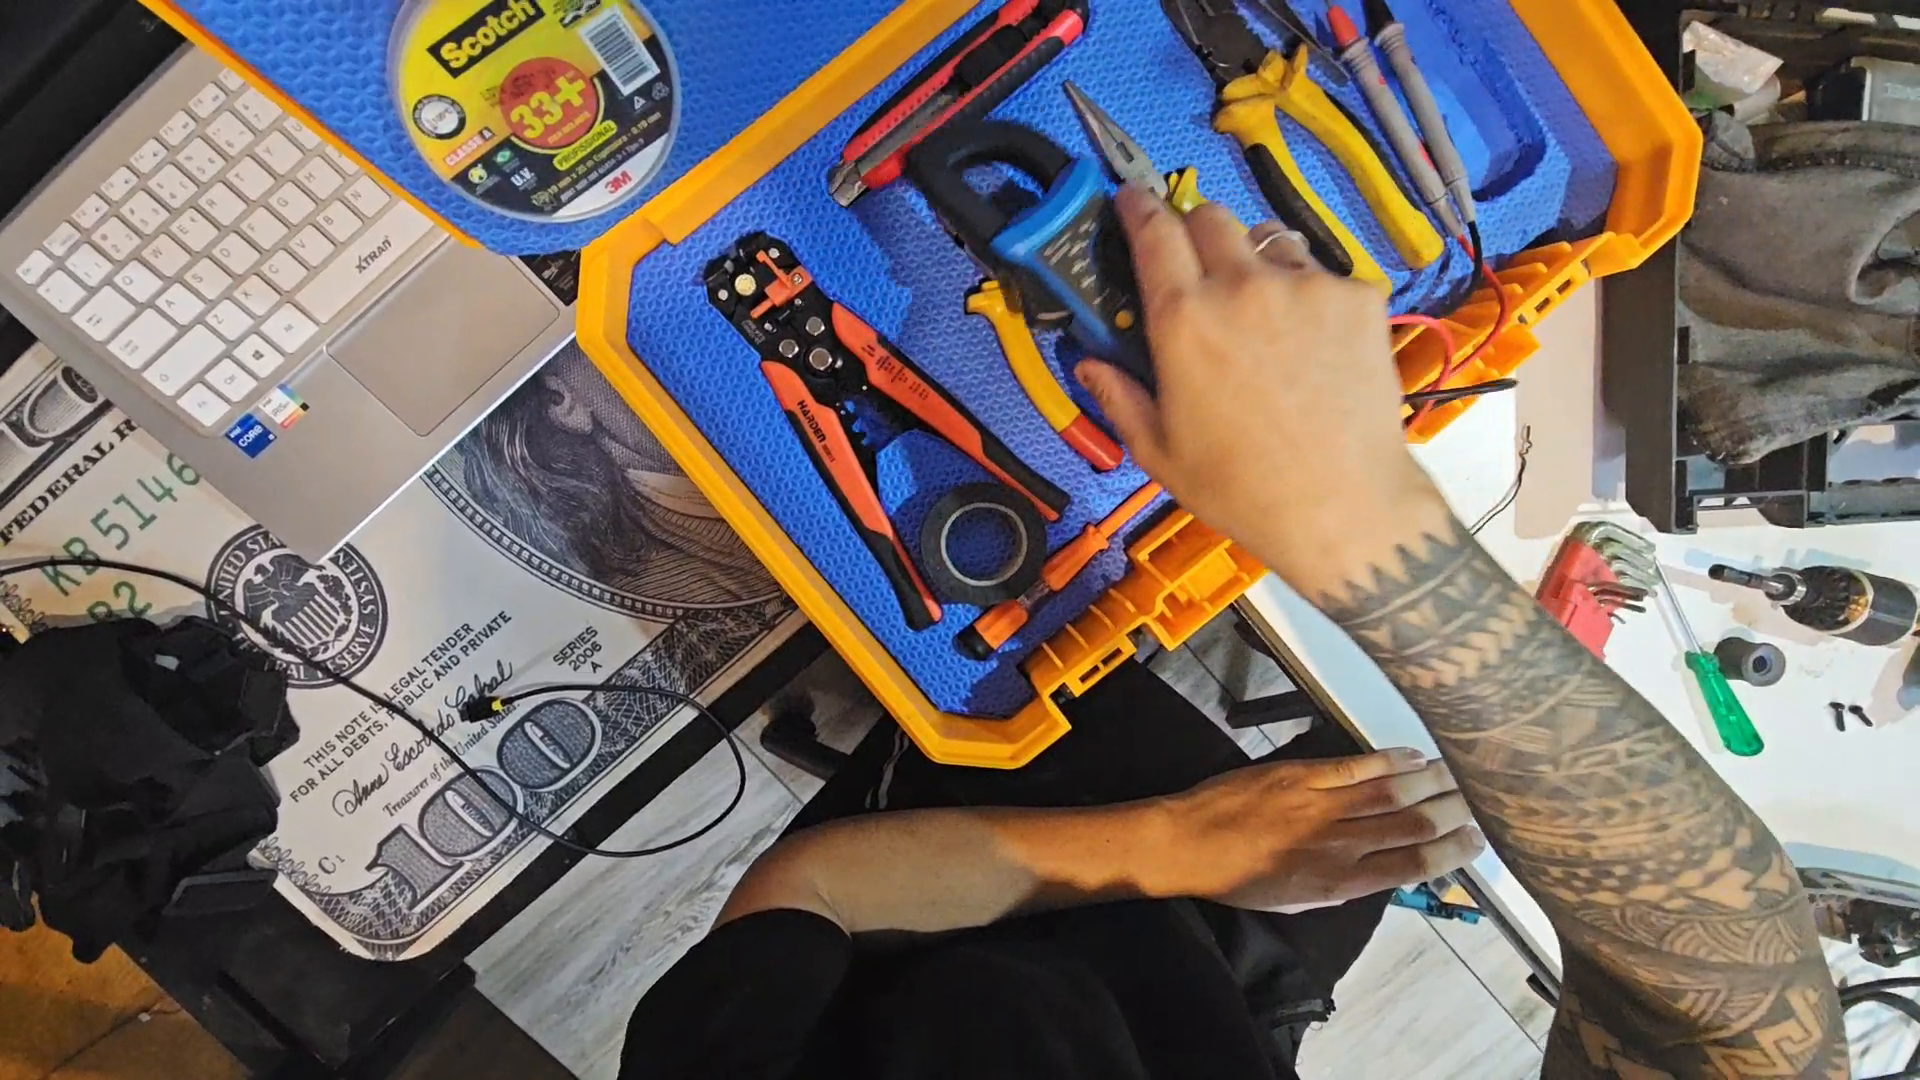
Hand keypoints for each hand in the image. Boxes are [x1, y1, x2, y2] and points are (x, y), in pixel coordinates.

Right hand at [1076, 187, 1454, 593]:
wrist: (1339, 505)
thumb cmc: (1235, 486)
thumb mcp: (1156, 450)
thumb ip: (1117, 395)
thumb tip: (1086, 363)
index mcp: (1184, 321)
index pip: (1154, 231)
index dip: (1137, 207)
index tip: (1131, 198)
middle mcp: (1243, 286)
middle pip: (1209, 216)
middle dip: (1191, 231)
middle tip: (1192, 269)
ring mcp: (1307, 286)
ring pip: (1267, 239)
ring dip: (1249, 259)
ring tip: (1255, 309)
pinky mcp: (1358, 296)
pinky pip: (1319, 271)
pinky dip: (1301, 291)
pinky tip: (1305, 341)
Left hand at [1148, 748, 1483, 911]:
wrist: (1188, 842)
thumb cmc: (1237, 877)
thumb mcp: (1296, 899)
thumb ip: (1340, 885)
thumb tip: (1376, 869)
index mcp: (1339, 882)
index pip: (1410, 867)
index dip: (1450, 853)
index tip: (1476, 840)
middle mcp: (1338, 842)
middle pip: (1410, 825)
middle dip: (1452, 811)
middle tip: (1483, 799)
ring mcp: (1319, 804)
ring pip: (1389, 793)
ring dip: (1430, 782)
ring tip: (1461, 774)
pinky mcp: (1297, 774)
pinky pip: (1351, 766)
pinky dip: (1385, 760)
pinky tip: (1411, 756)